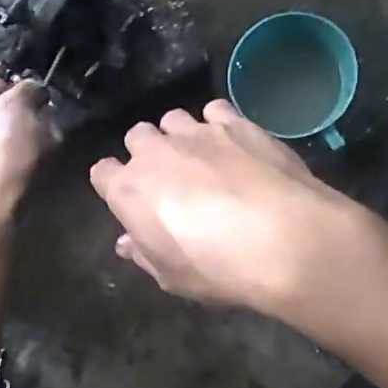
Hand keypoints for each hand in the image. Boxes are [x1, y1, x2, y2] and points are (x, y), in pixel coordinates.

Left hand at [0, 80, 61, 213]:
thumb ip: (50, 119)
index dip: (41, 98)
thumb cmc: (31, 166)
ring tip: (3, 145)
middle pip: (5, 100)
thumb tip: (44, 114)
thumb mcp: (56, 141)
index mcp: (14, 99)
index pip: (32, 86)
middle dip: (15, 110)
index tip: (45, 109)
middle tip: (23, 129)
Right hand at [89, 100, 385, 314]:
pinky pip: (214, 111)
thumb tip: (127, 242)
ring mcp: (196, 133)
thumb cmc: (217, 268)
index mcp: (128, 190)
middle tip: (169, 178)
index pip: (102, 172)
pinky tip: (234, 144)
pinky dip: (218, 124)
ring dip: (180, 136)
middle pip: (136, 137)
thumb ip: (144, 253)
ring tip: (202, 158)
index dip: (114, 184)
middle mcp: (154, 152)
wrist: (285, 241)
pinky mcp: (235, 123)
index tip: (131, 199)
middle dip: (147, 153)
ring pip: (172, 119)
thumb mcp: (172, 276)